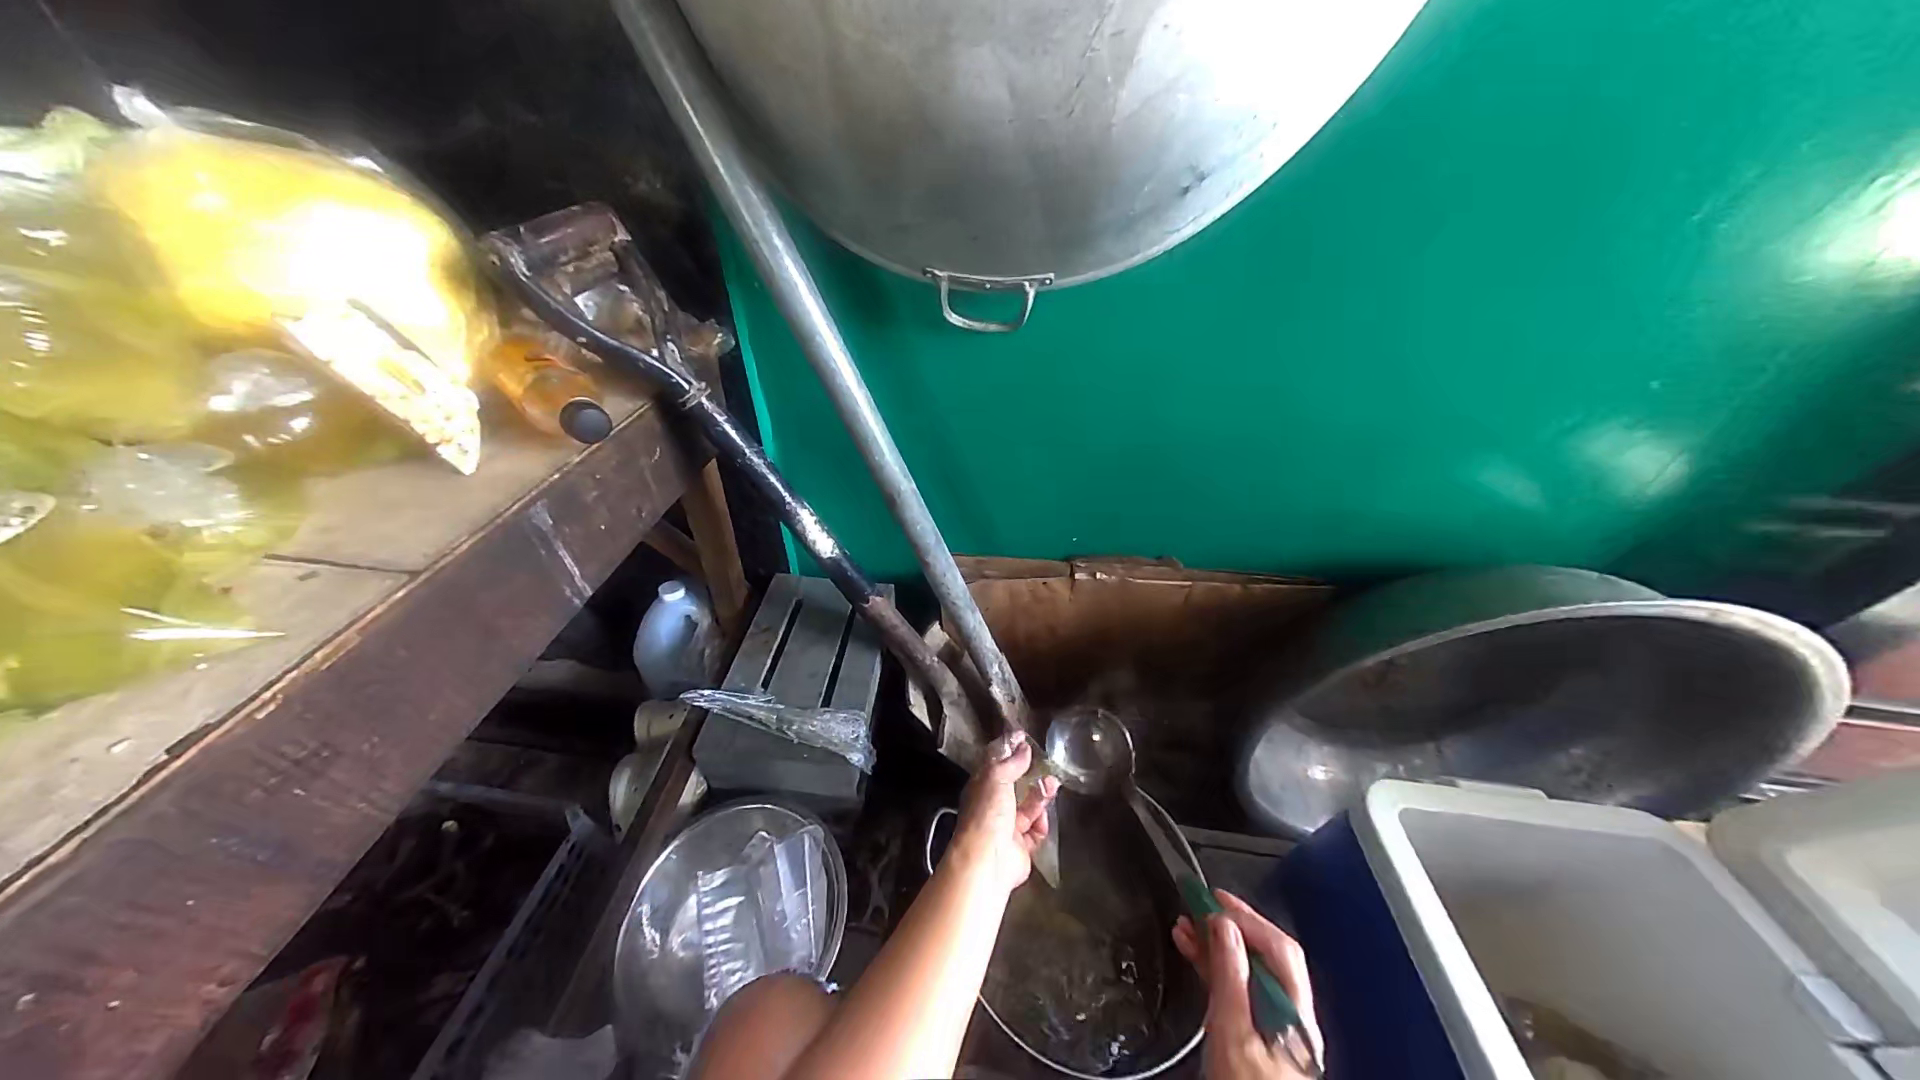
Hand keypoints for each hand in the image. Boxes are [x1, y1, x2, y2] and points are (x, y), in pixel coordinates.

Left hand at [946, 731, 1058, 893]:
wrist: (988, 860)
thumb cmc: (987, 813)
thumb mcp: (996, 778)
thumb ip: (1011, 762)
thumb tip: (1023, 747)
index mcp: (981, 787)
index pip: (995, 762)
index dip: (1008, 748)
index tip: (1023, 736)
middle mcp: (993, 805)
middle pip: (1014, 784)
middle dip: (1029, 773)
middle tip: (1045, 762)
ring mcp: (1007, 827)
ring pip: (1028, 806)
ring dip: (1040, 795)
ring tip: (1052, 785)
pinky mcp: (1022, 846)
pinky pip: (1036, 829)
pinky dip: (1041, 823)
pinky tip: (1042, 817)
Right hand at [1173, 889, 1322, 1079]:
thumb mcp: (1233, 1034)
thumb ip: (1231, 977)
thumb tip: (1225, 926)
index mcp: (1293, 1014)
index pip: (1277, 948)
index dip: (1247, 916)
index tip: (1213, 897)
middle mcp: (1289, 1018)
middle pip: (1264, 957)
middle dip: (1229, 927)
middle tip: (1195, 906)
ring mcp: (1274, 1030)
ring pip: (1248, 972)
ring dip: (1217, 946)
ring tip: (1185, 928)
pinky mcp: (1257, 1041)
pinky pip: (1238, 991)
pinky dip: (1215, 969)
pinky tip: (1195, 959)